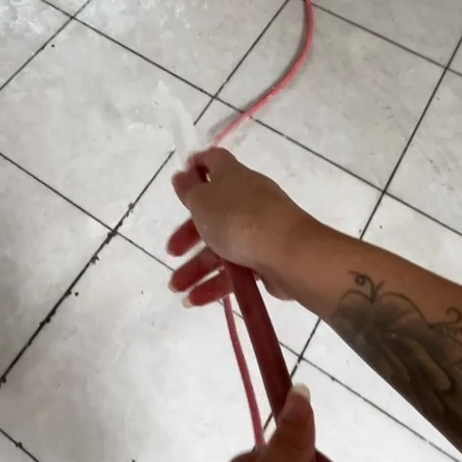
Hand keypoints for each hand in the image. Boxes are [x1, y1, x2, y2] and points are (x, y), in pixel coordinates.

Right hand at [167, 148, 320, 306]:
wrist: (289, 253)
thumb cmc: (238, 219)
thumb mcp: (203, 201)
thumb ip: (189, 190)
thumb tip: (183, 176)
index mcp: (232, 176)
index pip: (214, 161)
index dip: (197, 167)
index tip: (181, 182)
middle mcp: (246, 198)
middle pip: (212, 211)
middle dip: (188, 234)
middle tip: (172, 251)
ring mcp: (258, 228)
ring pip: (221, 244)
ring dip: (196, 267)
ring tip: (177, 289)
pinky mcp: (266, 257)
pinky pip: (235, 267)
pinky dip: (215, 282)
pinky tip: (195, 300)